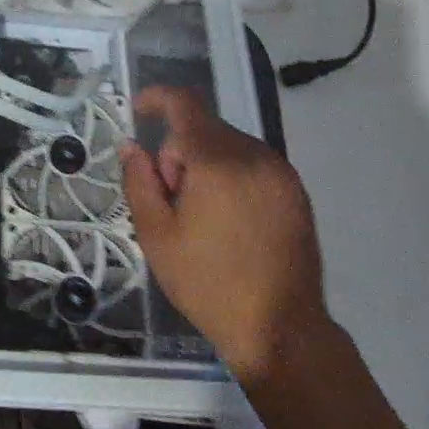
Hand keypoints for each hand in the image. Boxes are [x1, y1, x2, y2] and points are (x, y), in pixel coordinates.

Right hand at [119, 87, 329, 384]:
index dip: (157, 99)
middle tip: (169, 200)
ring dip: (205, 164)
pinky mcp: (295, 193)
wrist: (280, 329)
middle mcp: (255, 156)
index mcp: (218, 162)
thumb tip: (132, 146)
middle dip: (178, 152)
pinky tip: (226, 220)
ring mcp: (281, 174)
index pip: (185, 105)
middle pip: (205, 129)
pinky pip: (252, 165)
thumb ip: (139, 181)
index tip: (138, 111)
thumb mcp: (156, 234)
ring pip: (229, 147)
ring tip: (199, 216)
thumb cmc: (207, 282)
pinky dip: (231, 176)